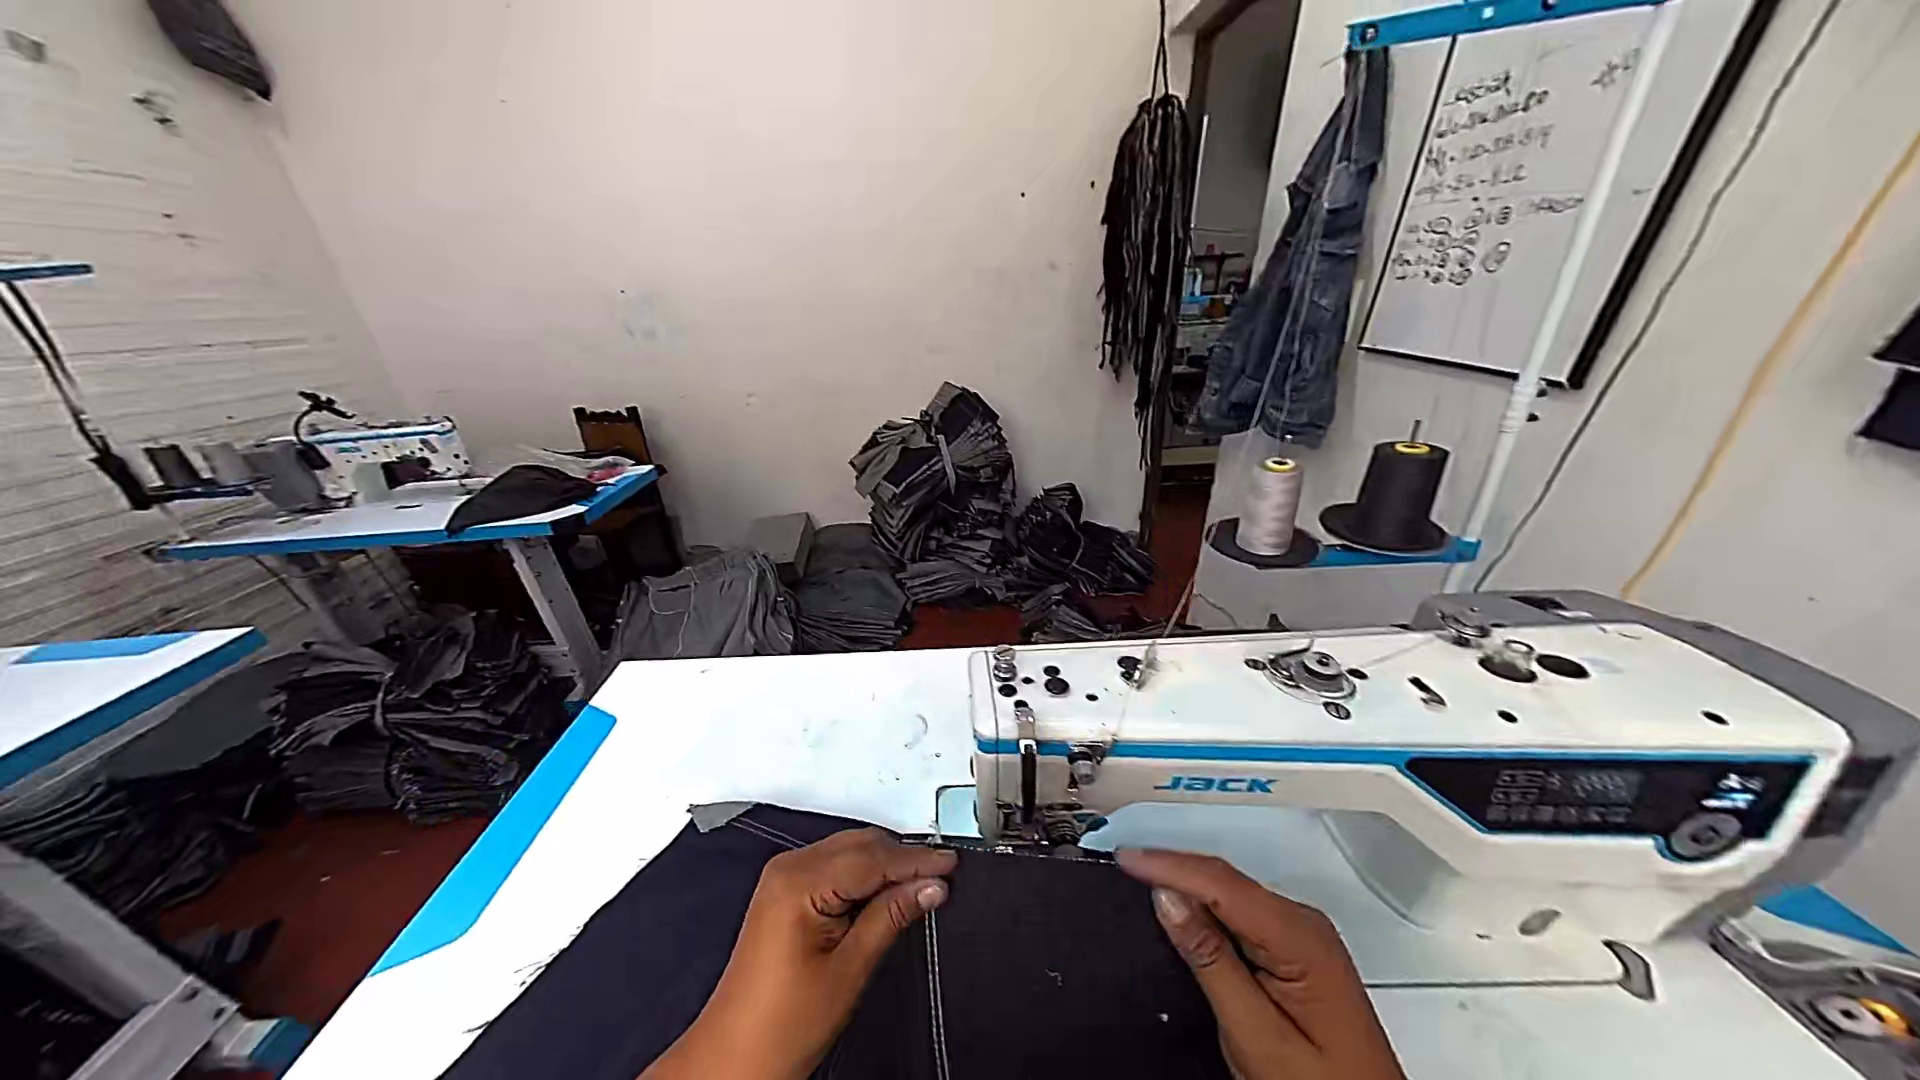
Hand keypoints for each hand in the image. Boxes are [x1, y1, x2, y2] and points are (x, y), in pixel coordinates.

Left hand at [642, 828, 956, 1079]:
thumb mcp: (848, 970)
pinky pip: (836, 862)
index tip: (950, 864)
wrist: (734, 1057)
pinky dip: (866, 871)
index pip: (872, 858)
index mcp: (798, 883)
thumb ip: (890, 917)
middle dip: (903, 858)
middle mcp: (788, 869)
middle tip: (941, 877)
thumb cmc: (780, 1025)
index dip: (916, 861)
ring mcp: (784, 876)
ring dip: (885, 863)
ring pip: (851, 849)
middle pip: (861, 844)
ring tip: (921, 884)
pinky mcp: (786, 888)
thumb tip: (929, 886)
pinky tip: (886, 890)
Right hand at [1118, 849, 1404, 1079]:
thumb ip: (1211, 961)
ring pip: (1230, 890)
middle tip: (1125, 862)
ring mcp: (1301, 933)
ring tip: (1141, 874)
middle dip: (1173, 865)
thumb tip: (1168, 897)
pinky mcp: (1293, 947)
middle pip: (1225, 879)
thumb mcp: (1256, 1036)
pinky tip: (1180, 902)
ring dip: (1186, 880)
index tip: (1126, 857)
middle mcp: (1303, 923)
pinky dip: (1203, 901)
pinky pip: (1238, 909)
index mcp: (1299, 938)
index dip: (1168, 864)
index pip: (1221, 883)